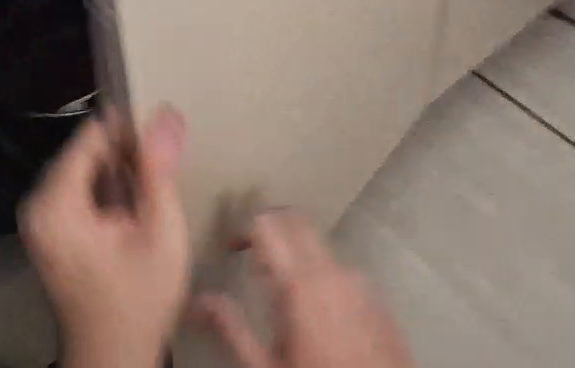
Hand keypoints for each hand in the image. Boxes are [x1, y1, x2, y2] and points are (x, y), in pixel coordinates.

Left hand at [20, 106, 190, 367]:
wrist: (114, 355)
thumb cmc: (139, 298)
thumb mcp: (161, 232)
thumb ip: (159, 170)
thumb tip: (165, 113)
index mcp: (56, 203)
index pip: (91, 134)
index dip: (129, 132)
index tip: (161, 145)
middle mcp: (39, 204)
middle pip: (88, 149)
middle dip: (126, 154)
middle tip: (160, 176)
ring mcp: (41, 216)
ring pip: (88, 165)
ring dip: (121, 170)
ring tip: (151, 192)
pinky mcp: (50, 227)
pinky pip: (83, 185)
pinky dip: (110, 188)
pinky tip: (134, 209)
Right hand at [193, 210, 412, 367]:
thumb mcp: (265, 366)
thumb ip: (231, 328)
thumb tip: (198, 303)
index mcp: (300, 282)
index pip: (268, 223)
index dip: (245, 228)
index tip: (232, 249)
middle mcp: (332, 270)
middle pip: (296, 221)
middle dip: (272, 231)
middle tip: (253, 261)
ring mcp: (358, 280)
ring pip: (320, 246)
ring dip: (298, 256)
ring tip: (283, 296)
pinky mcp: (375, 295)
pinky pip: (341, 270)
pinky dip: (323, 277)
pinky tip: (316, 314)